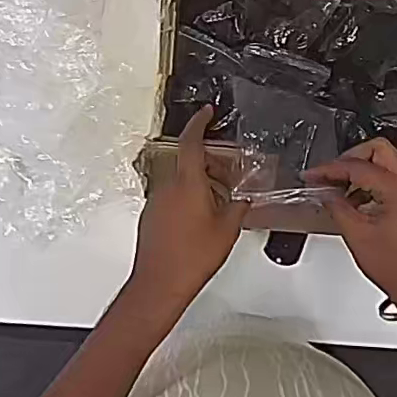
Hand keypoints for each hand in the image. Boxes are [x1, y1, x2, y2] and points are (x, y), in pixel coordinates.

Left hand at [132, 106, 246, 303]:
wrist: (160, 284)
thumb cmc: (192, 257)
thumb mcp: (228, 229)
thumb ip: (239, 206)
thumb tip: (244, 198)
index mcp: (188, 184)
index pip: (192, 142)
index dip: (200, 123)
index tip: (206, 112)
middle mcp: (168, 188)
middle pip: (190, 162)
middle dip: (211, 165)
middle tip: (230, 178)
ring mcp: (156, 202)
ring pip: (181, 181)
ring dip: (201, 184)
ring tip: (219, 204)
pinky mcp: (151, 216)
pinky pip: (172, 197)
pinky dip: (188, 198)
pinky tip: (202, 219)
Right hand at [304, 138, 396, 308]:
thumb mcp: (358, 235)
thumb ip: (338, 207)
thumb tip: (325, 192)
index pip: (359, 166)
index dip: (332, 169)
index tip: (314, 175)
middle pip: (378, 150)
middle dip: (350, 159)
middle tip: (329, 175)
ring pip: (385, 161)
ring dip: (360, 170)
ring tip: (339, 189)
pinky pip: (391, 178)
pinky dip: (371, 182)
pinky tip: (355, 200)